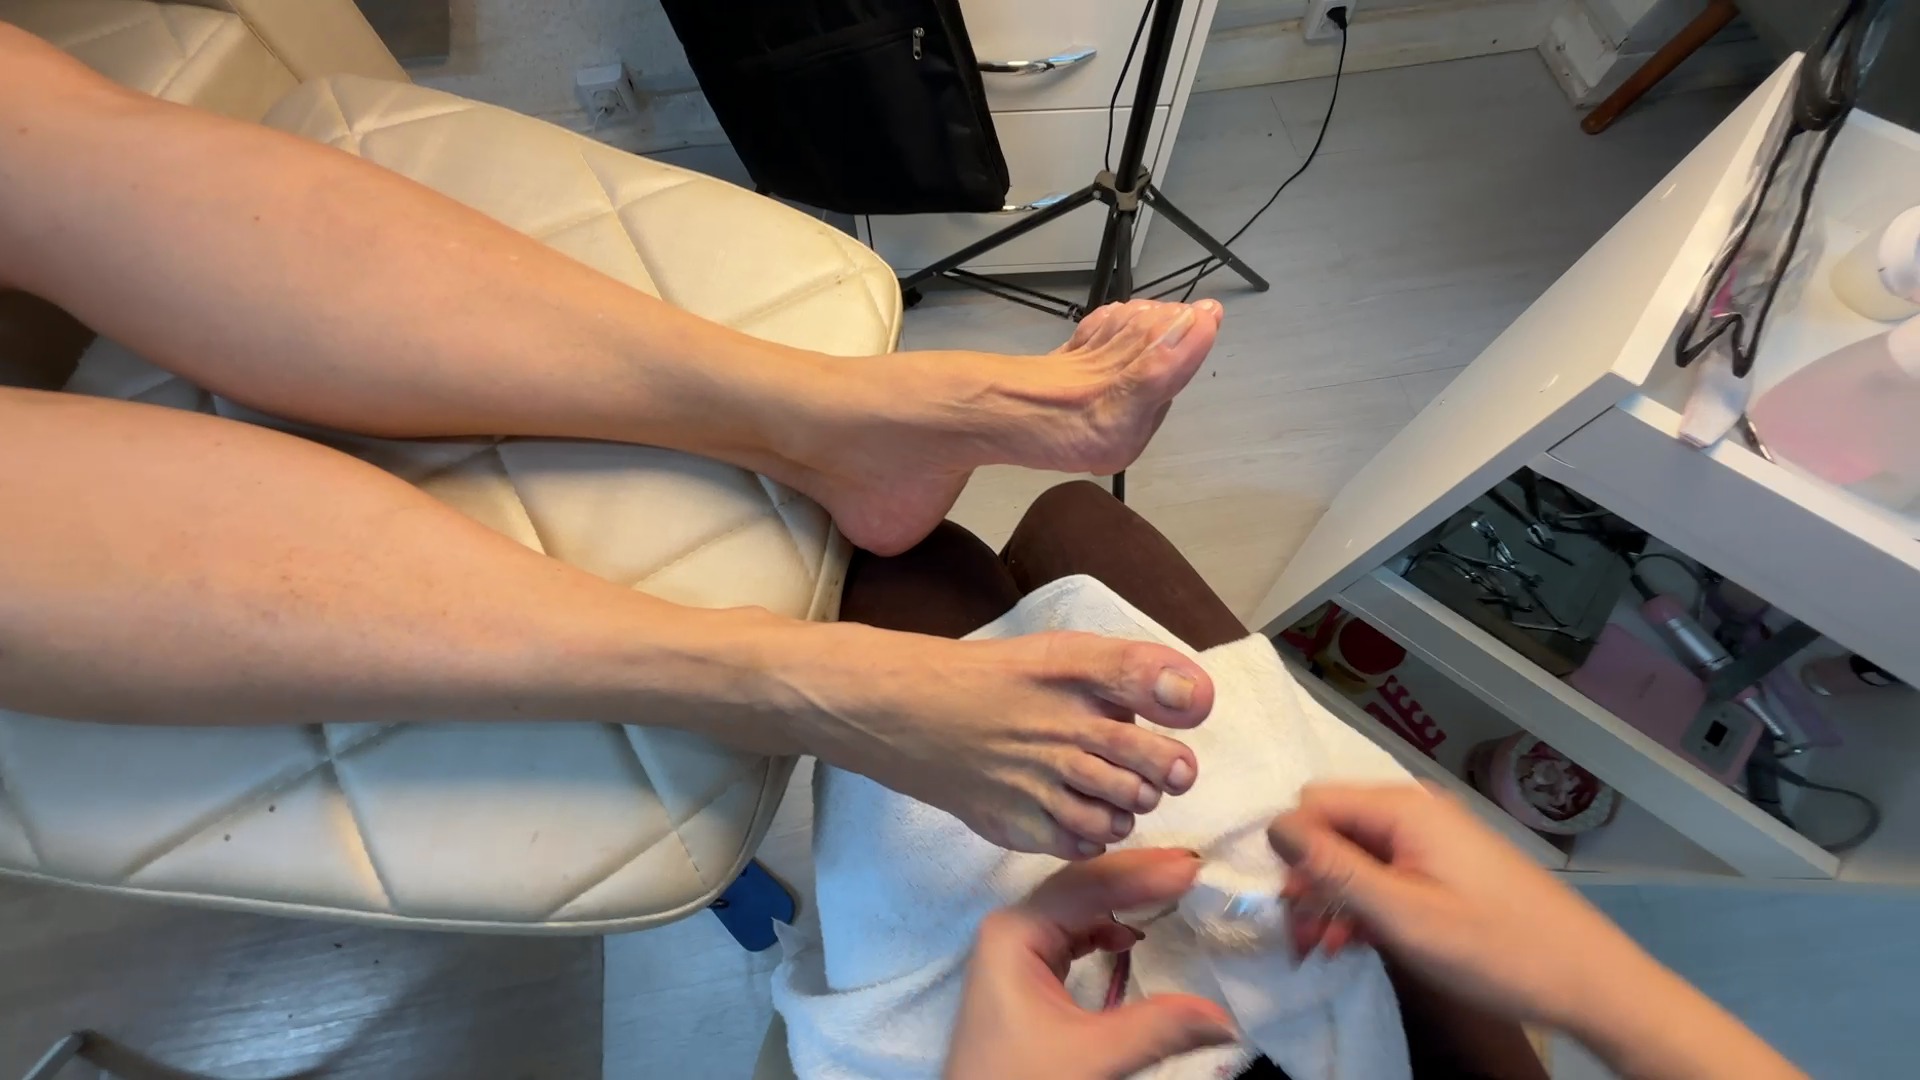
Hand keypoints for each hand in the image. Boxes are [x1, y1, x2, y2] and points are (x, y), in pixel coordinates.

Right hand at [789, 625, 1212, 858]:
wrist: (901, 709)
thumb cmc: (984, 677)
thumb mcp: (1056, 653)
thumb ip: (1126, 668)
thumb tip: (1196, 698)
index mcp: (1074, 673)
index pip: (1160, 687)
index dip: (1184, 707)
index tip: (1182, 724)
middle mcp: (1063, 729)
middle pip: (1156, 769)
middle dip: (1163, 771)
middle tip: (1147, 766)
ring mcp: (1038, 783)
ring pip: (1124, 815)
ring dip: (1126, 805)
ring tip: (1102, 787)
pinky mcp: (1012, 824)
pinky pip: (1081, 845)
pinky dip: (1089, 834)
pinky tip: (1071, 810)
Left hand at [944, 849, 1237, 1079]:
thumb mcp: (1090, 1057)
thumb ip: (1156, 1029)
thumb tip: (1225, 1015)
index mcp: (1015, 931)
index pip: (1085, 886)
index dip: (1140, 875)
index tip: (1190, 867)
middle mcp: (1012, 926)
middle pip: (1080, 887)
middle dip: (1135, 876)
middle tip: (1190, 866)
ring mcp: (1017, 946)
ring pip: (1077, 906)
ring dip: (1123, 897)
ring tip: (1172, 886)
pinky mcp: (1026, 970)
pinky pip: (1071, 932)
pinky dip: (1106, 927)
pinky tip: (1133, 933)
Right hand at [1264, 782, 1653, 1030]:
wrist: (1601, 989)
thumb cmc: (1497, 949)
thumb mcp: (1403, 914)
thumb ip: (1333, 867)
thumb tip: (1272, 826)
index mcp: (1401, 808)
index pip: (1312, 805)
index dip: (1294, 851)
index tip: (1293, 904)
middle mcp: (1412, 810)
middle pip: (1331, 828)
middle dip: (1310, 879)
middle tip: (1304, 935)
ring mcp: (1431, 836)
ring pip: (1354, 852)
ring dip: (1333, 896)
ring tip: (1327, 946)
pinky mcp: (1444, 863)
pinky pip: (1384, 868)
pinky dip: (1365, 900)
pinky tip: (1359, 938)